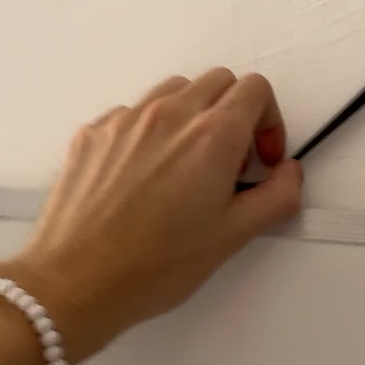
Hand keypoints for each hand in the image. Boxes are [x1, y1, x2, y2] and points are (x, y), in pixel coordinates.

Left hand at [0, 69, 303, 361]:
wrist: (74, 284)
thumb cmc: (157, 265)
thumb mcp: (233, 237)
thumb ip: (277, 196)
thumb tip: (290, 173)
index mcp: (212, 135)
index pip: (256, 89)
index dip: (269, 121)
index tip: (262, 159)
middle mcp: (170, 113)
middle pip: (220, 80)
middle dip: (235, 112)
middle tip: (229, 163)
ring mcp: (126, 118)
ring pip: (176, 89)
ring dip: (194, 114)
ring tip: (186, 164)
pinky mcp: (93, 132)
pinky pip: (134, 111)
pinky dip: (151, 129)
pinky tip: (144, 174)